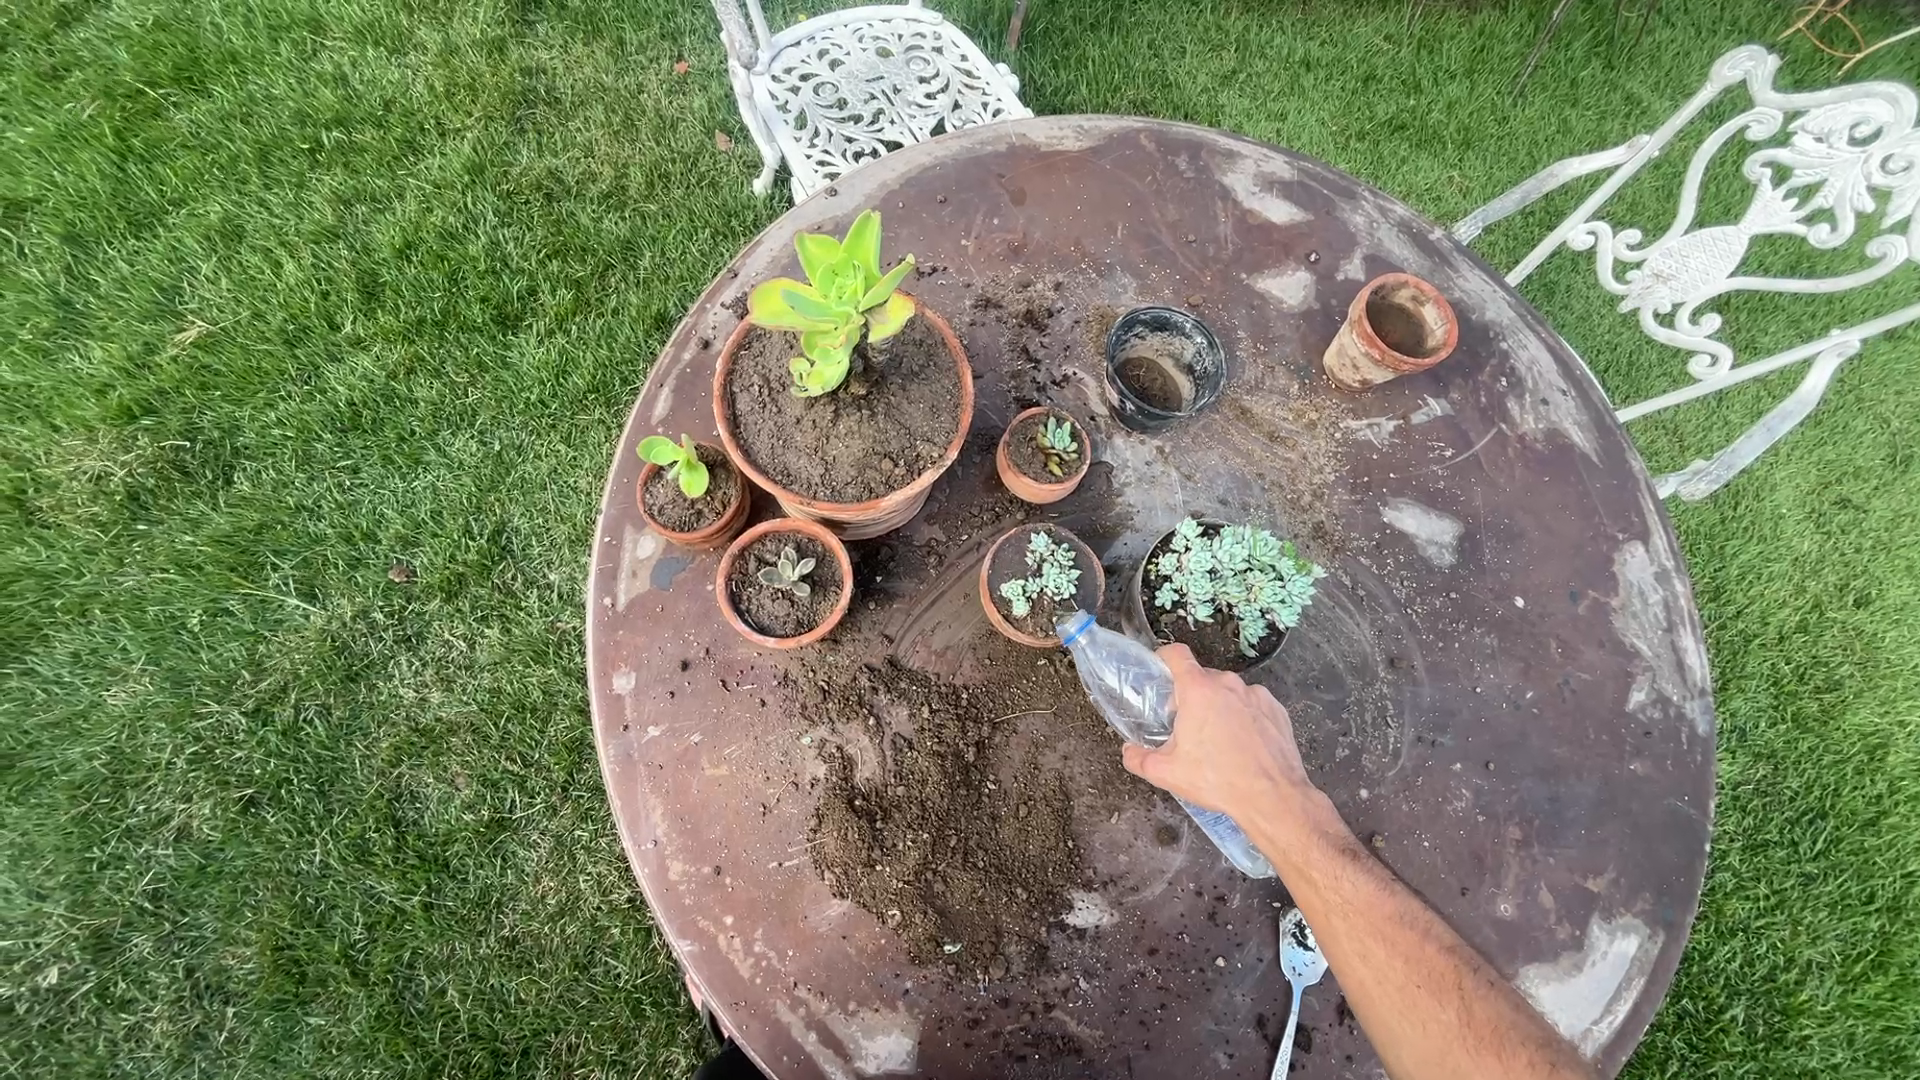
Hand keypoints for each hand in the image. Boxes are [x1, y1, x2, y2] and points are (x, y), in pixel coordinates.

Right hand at [1120, 643, 1316, 821]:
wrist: (1273, 798)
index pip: (1177, 654)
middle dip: (1191, 696)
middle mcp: (1228, 684)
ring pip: (1227, 691)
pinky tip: (1243, 743)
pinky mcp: (1276, 709)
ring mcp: (1255, 695)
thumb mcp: (1168, 773)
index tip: (1161, 670)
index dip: (1164, 657)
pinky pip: (1252, 703)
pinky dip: (1244, 716)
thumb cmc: (1219, 780)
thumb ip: (1139, 759)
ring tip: (1218, 738)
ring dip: (1219, 706)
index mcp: (1198, 690)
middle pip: (1201, 677)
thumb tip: (1129, 752)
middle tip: (1187, 725)